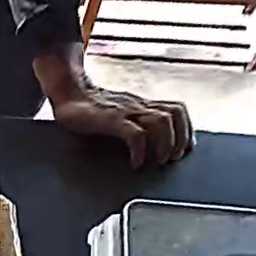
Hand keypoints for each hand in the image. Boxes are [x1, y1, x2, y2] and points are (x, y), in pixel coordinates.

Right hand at [50, 86, 194, 167]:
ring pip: (161, 121)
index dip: (186, 129)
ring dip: (166, 144)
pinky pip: (134, 133)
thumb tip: (144, 144)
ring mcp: (126, 111)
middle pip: (175, 113)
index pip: (177, 110)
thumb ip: (131, 123)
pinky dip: (140, 150)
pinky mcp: (112, 119)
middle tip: (173, 158)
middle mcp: (139, 105)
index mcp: (142, 105)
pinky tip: (136, 163)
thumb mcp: (117, 114)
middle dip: (180, 138)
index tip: (184, 149)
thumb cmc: (89, 109)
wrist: (68, 93)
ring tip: (160, 161)